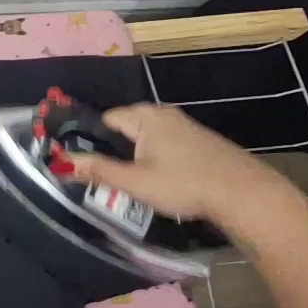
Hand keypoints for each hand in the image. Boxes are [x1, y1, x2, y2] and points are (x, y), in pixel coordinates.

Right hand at [59, 102, 303, 235]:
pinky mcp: (199, 140)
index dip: (91, 140)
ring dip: (136, 155)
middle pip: (125, 126)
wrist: (245, 194)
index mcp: (144, 116)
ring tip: (131, 181)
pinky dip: (156, 157)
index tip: (85, 163)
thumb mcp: (136, 182)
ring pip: (146, 136)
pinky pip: (164, 143)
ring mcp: (184, 125)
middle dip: (113, 148)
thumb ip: (98, 170)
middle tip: (107, 177)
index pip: (105, 119)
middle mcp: (162, 113)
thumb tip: (63, 162)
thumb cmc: (185, 184)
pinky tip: (161, 179)